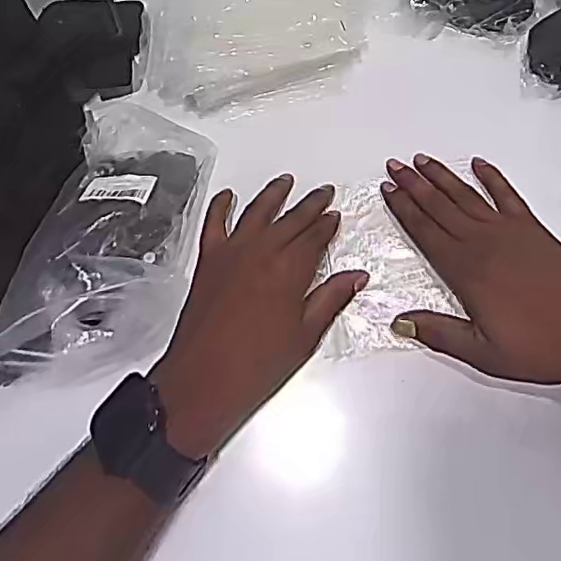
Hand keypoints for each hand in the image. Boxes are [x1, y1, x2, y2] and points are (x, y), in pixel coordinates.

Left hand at [149, 175, 367, 457]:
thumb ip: (331, 298)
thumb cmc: (256, 365)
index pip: (315, 237)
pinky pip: (214, 222)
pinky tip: (228, 196)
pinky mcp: (208, 259)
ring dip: (273, 195)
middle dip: (310, 204)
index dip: (327, 224)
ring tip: (285, 181)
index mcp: (289, 269)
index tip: (335, 216)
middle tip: (323, 193)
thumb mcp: (306, 335)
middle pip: (291, 219)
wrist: (204, 379)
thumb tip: (355, 277)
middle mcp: (261, 252)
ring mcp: (232, 252)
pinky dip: (221, 205)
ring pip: (257, 211)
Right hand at [381, 155, 560, 397]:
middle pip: (438, 205)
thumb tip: (401, 322)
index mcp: (466, 270)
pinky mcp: (532, 228)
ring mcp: (508, 231)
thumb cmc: (546, 345)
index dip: (403, 207)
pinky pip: (505, 194)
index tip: (389, 189)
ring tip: (422, 161)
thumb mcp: (485, 353)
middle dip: (413, 183)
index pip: (424, 230)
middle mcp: (482, 243)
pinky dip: (491, 177)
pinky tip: (479, 165)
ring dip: (441, 176)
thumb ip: (439, 334)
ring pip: (464, 195)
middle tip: (396, 165)